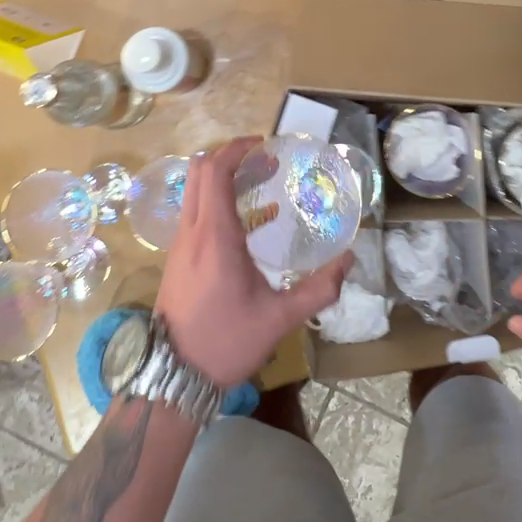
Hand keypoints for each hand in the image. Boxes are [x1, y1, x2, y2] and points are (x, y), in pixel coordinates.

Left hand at [155, 137, 350, 387]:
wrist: (172, 376)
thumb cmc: (225, 343)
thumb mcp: (279, 319)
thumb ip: (317, 290)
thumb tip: (349, 262)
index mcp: (215, 237)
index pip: (216, 172)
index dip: (237, 150)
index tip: (264, 145)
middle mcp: (192, 232)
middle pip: (199, 171)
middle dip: (230, 156)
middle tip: (264, 160)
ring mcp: (179, 244)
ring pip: (192, 189)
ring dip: (221, 176)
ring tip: (257, 184)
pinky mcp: (176, 257)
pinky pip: (193, 210)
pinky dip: (214, 199)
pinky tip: (244, 223)